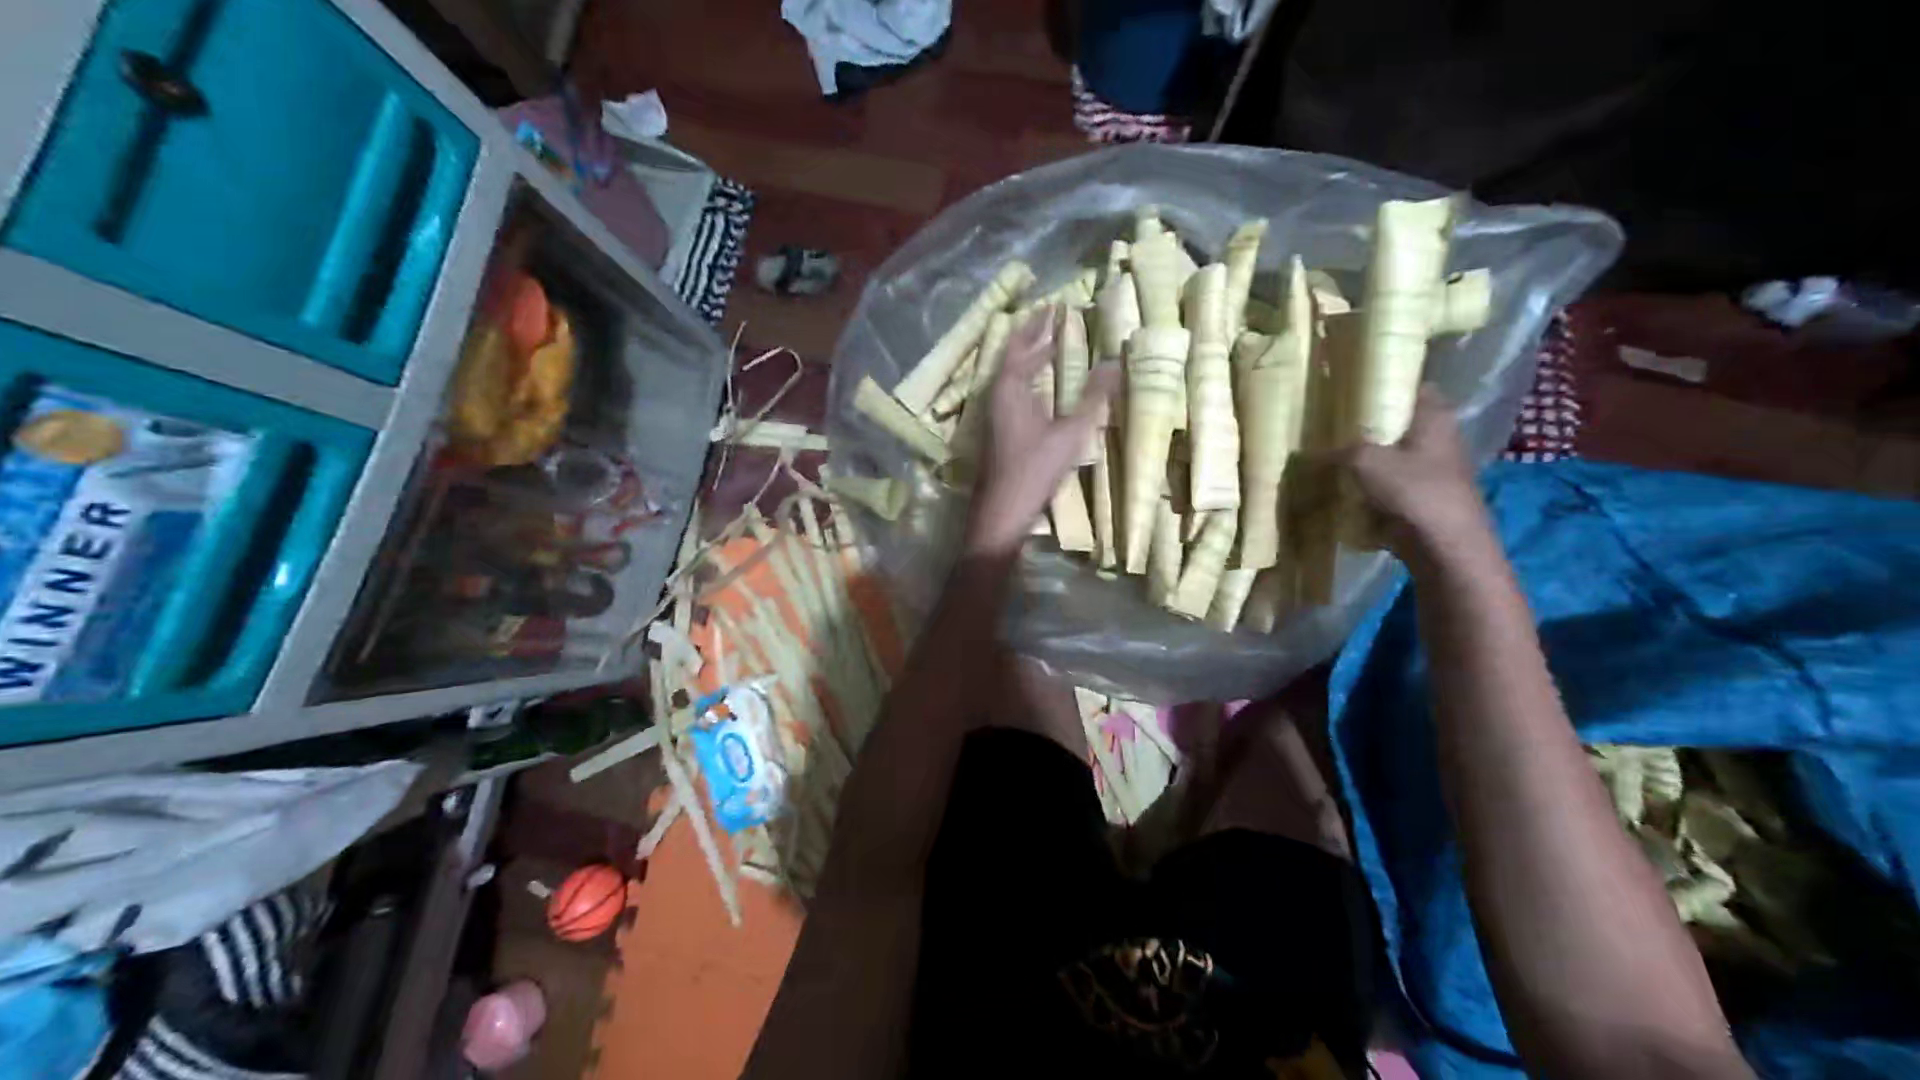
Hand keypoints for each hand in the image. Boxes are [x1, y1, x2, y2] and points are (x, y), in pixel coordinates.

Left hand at [964, 309, 1120, 556]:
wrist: (1002, 510)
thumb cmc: (1035, 469)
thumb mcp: (1071, 432)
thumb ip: (1093, 397)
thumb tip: (1115, 362)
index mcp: (1011, 388)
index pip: (1026, 346)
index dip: (1042, 326)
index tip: (1058, 306)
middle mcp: (997, 395)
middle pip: (1013, 355)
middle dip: (1031, 333)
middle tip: (1049, 313)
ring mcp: (994, 413)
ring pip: (1009, 372)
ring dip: (1027, 354)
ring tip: (1044, 340)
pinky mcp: (998, 428)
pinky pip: (1011, 388)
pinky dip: (1025, 375)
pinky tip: (1038, 384)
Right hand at [1340, 385, 1493, 560]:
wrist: (1444, 546)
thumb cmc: (1413, 490)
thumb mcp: (1364, 461)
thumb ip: (1336, 451)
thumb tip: (1307, 452)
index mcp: (1434, 416)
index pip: (1411, 385)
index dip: (1383, 383)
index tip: (1349, 388)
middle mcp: (1439, 436)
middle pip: (1397, 421)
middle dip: (1364, 424)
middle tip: (1327, 423)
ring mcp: (1432, 467)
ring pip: (1390, 453)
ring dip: (1363, 456)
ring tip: (1326, 454)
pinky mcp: (1421, 495)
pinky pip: (1387, 481)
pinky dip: (1367, 482)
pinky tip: (1340, 485)